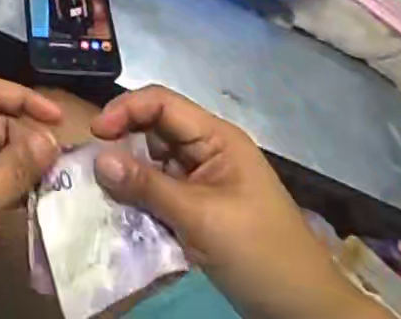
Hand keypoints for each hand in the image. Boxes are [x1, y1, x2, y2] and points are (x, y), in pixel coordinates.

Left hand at [0, 79, 61, 315]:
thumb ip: (19, 164)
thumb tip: (53, 139)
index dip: (25, 98)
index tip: (58, 118)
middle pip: (2, 119)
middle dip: (32, 133)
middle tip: (64, 157)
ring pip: (6, 149)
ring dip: (31, 160)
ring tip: (60, 175)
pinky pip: (5, 176)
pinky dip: (24, 181)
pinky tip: (45, 193)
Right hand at [91, 86, 387, 318]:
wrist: (307, 314)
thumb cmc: (261, 254)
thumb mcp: (201, 219)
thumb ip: (148, 186)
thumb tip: (98, 158)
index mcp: (216, 137)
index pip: (162, 103)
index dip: (126, 110)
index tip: (95, 133)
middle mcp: (208, 149)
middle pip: (155, 129)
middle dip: (124, 142)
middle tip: (92, 166)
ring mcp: (205, 179)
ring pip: (155, 160)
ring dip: (130, 173)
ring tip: (101, 190)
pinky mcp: (201, 208)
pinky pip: (162, 189)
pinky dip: (142, 197)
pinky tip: (123, 210)